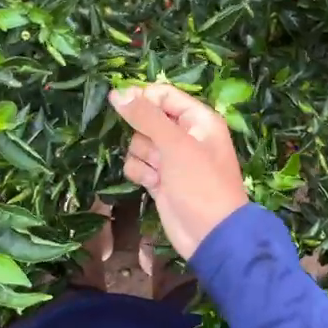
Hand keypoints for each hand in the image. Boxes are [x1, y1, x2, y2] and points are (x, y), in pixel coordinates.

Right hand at [109, 82, 249, 260]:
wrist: (210, 234)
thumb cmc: (201, 183)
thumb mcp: (176, 144)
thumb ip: (146, 116)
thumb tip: (117, 92)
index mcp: (198, 120)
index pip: (163, 95)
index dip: (142, 99)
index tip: (120, 104)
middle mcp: (185, 136)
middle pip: (147, 119)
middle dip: (144, 134)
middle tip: (157, 150)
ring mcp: (172, 159)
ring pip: (139, 143)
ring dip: (143, 157)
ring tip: (159, 173)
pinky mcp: (160, 180)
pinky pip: (138, 165)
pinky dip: (141, 173)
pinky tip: (153, 185)